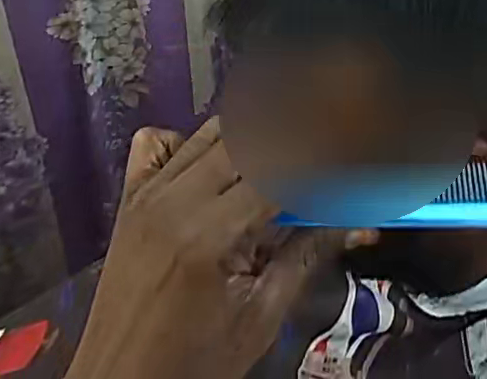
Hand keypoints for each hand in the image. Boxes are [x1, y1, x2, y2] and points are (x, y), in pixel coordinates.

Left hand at [67, 118, 349, 378]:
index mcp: (210, 235)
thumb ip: (307, 256)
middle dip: (287, 148)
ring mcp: (148, 193)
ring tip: (270, 168)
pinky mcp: (129, 196)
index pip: (278, 172)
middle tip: (308, 167)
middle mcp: (176, 200)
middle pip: (248, 140)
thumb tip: (357, 223)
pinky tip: (210, 169)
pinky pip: (158, 142)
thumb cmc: (193, 364)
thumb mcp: (260, 318)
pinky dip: (188, 142)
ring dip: (248, 140)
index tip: (338, 162)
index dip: (315, 165)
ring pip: (211, 131)